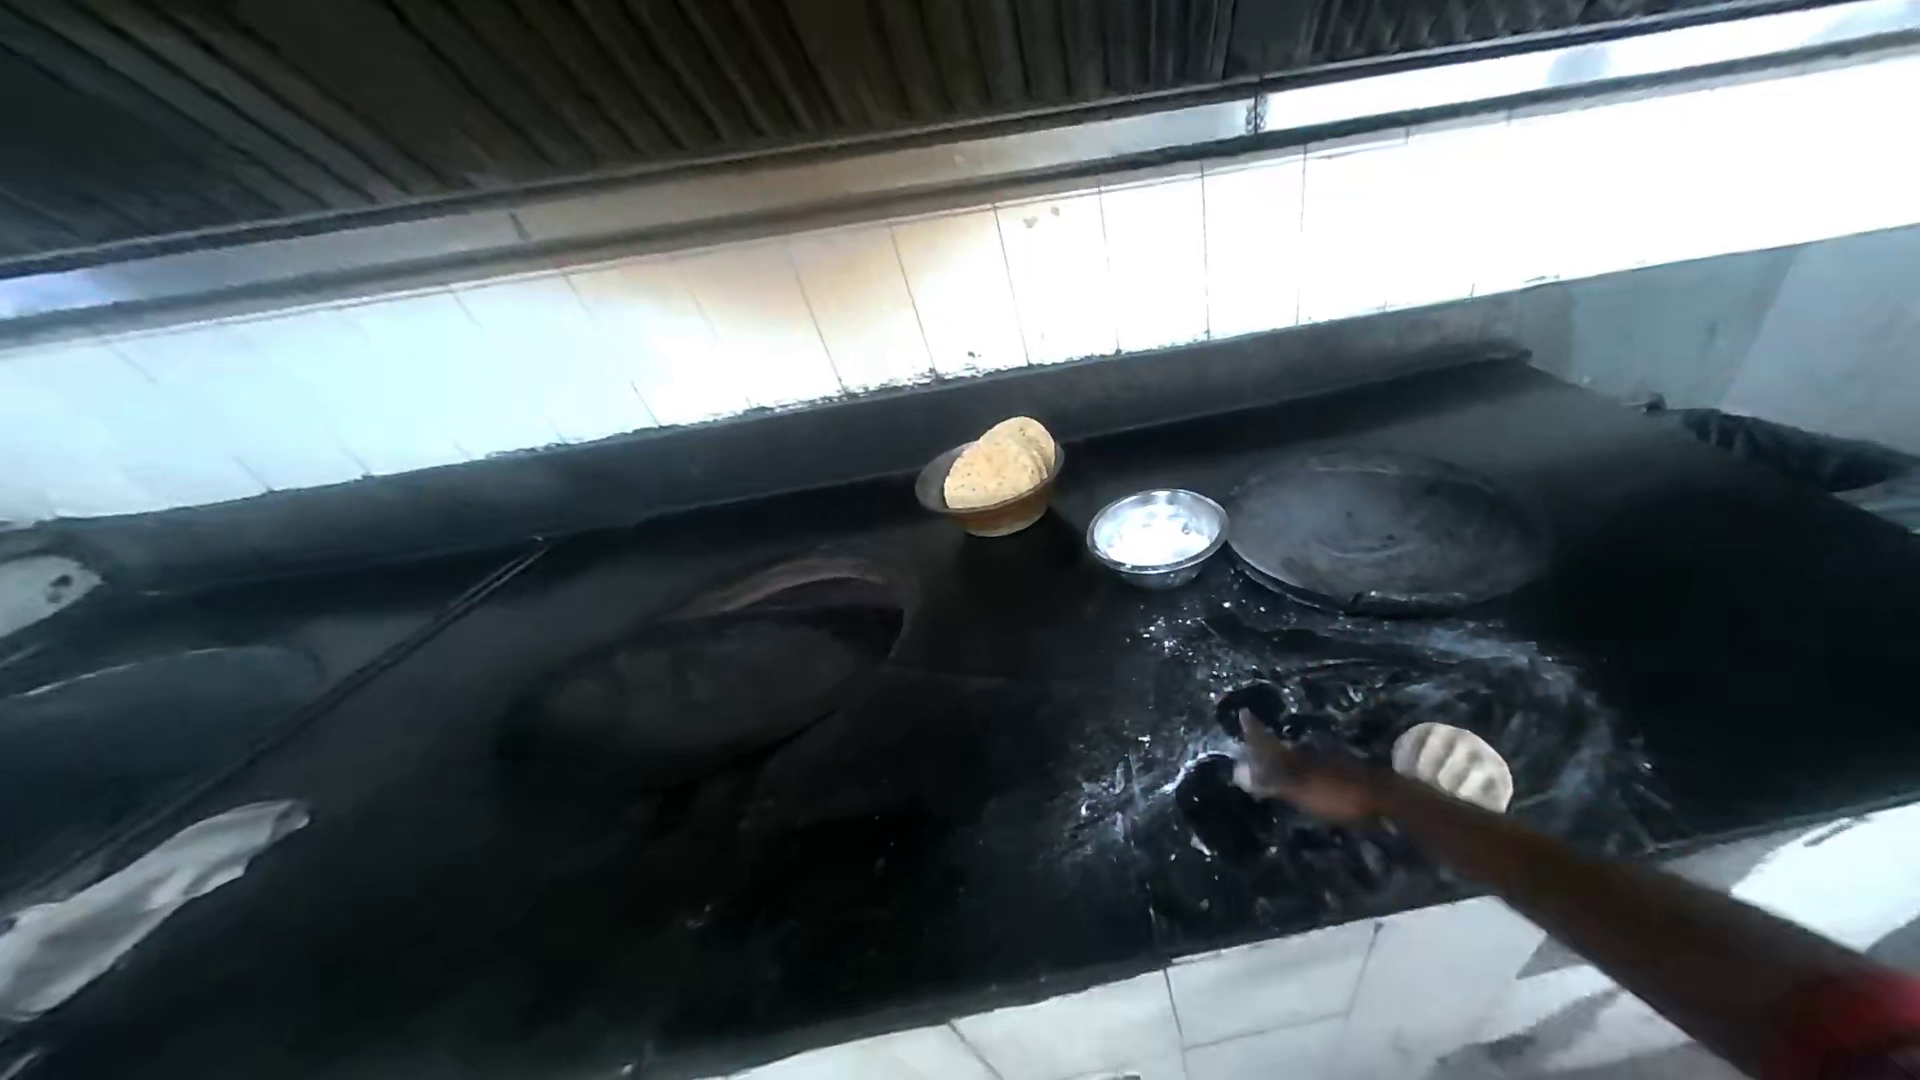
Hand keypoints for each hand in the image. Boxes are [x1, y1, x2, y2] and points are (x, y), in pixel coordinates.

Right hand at [1231, 709, 1388, 824]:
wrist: (1389, 798)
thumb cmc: (1338, 793)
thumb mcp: (1300, 789)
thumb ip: (1270, 782)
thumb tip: (1238, 772)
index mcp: (1296, 754)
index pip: (1267, 739)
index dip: (1253, 729)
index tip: (1243, 713)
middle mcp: (1311, 751)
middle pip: (1283, 748)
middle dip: (1269, 747)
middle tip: (1256, 747)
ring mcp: (1331, 761)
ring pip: (1302, 757)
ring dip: (1290, 760)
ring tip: (1280, 765)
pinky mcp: (1347, 775)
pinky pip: (1318, 767)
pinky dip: (1308, 771)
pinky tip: (1310, 780)